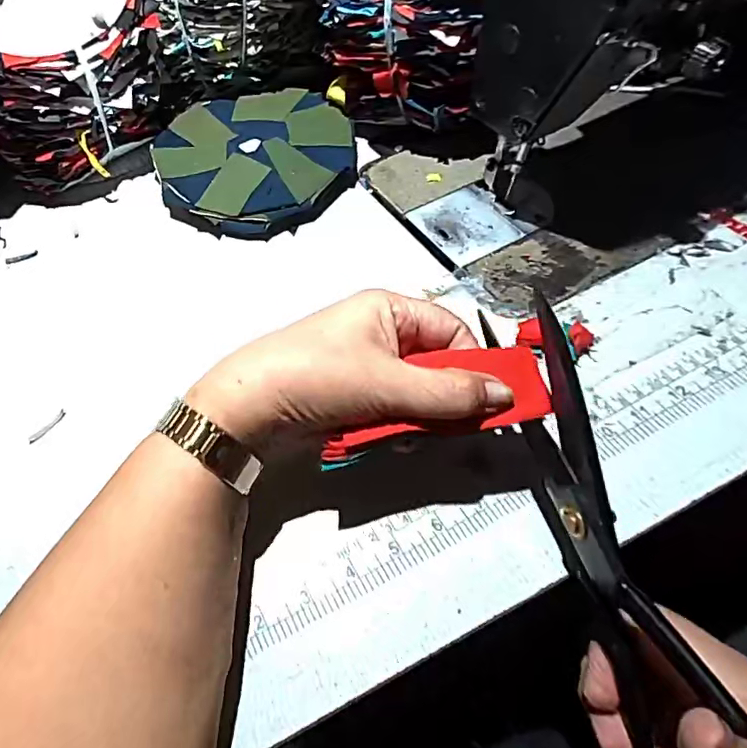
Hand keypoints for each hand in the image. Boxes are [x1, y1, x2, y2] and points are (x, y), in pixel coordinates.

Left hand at [184, 290, 512, 463]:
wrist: (247, 411)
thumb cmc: (311, 374)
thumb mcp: (388, 382)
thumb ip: (449, 391)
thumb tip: (500, 394)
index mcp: (389, 310)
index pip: (451, 332)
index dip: (474, 364)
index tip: (494, 399)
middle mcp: (381, 335)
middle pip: (438, 366)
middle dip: (445, 397)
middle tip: (452, 423)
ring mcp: (367, 369)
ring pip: (418, 394)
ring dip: (419, 417)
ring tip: (403, 430)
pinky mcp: (354, 399)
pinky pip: (393, 411)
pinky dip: (396, 427)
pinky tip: (383, 437)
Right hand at [581, 608, 746, 747]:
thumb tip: (693, 723)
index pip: (661, 629)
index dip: (614, 645)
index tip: (595, 699)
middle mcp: (741, 701)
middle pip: (649, 667)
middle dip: (615, 701)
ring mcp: (743, 734)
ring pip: (659, 710)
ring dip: (628, 740)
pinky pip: (680, 747)